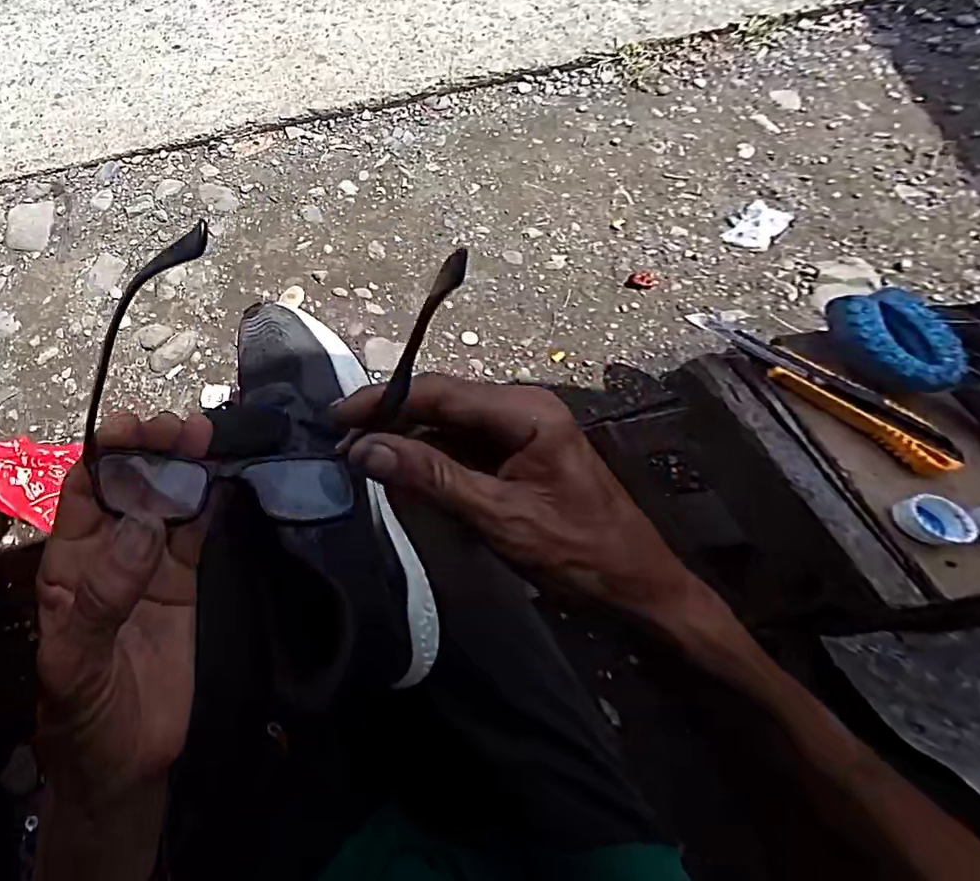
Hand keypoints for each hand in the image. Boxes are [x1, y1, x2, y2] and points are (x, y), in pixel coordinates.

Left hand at [36, 411, 212, 801]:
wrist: (125, 767)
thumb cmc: (83, 715)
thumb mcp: (76, 660)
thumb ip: (104, 594)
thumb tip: (143, 525)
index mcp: (70, 561)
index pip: (82, 493)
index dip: (103, 456)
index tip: (128, 428)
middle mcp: (108, 551)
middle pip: (128, 486)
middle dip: (147, 450)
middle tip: (175, 426)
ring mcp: (148, 563)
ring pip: (165, 502)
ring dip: (181, 467)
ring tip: (202, 435)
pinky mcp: (183, 582)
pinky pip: (196, 534)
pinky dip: (209, 505)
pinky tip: (221, 479)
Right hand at [335, 374, 698, 622]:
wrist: (640, 587)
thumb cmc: (580, 552)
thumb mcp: (499, 516)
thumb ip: (430, 477)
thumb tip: (365, 449)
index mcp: (525, 411)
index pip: (438, 392)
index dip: (382, 401)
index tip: (339, 418)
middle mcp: (519, 406)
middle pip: (437, 400)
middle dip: (387, 418)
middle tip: (342, 441)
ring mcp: (515, 426)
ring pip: (442, 420)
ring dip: (401, 437)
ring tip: (360, 455)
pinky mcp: (511, 448)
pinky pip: (455, 440)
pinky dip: (423, 453)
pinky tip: (396, 466)